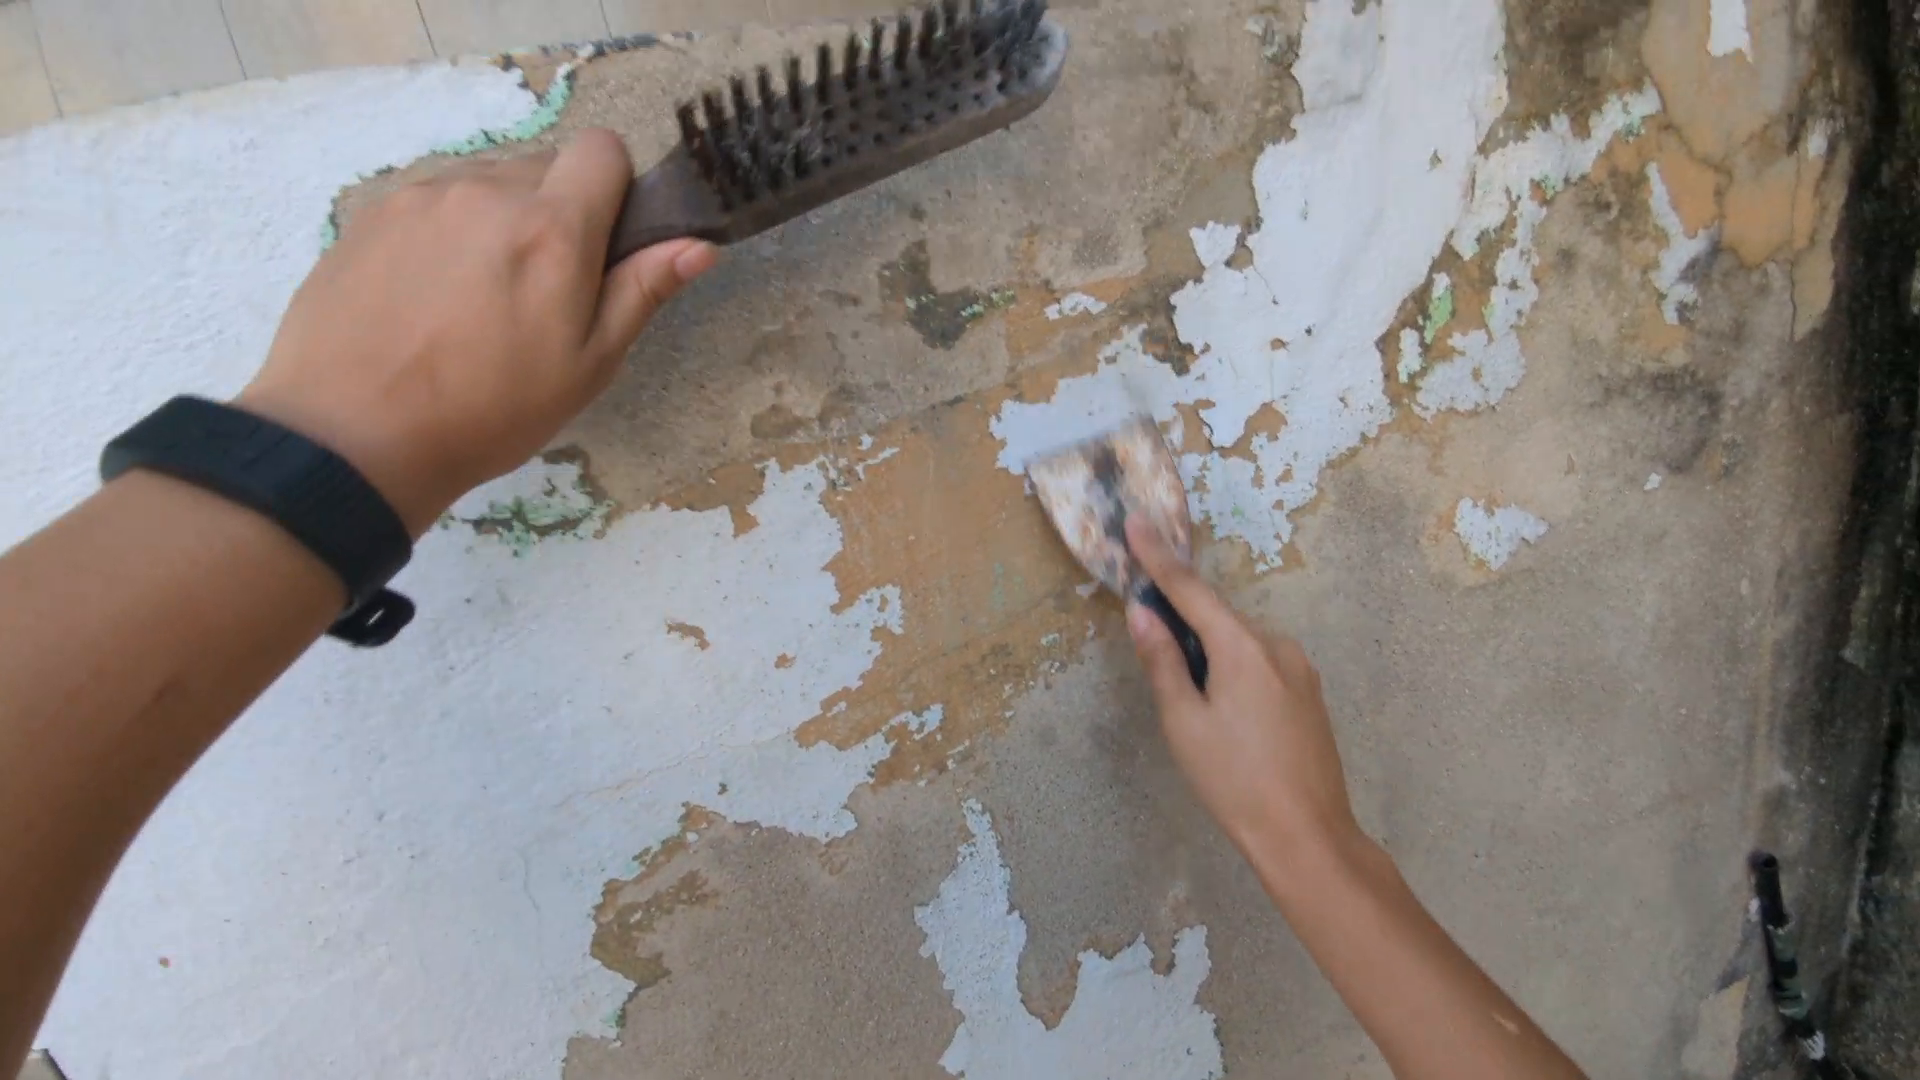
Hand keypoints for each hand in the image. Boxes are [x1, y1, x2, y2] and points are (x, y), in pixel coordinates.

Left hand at [238, 129, 718, 534]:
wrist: (357, 433)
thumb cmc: (497, 409)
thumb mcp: (592, 362)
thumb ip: (643, 291)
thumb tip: (700, 245)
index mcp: (552, 229)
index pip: (602, 150)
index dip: (618, 189)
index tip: (609, 243)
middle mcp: (486, 191)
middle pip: (547, 168)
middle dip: (563, 214)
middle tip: (549, 290)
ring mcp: (421, 196)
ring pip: (491, 184)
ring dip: (508, 222)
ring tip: (488, 299)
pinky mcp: (372, 212)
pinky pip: (439, 201)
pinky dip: (457, 232)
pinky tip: (439, 296)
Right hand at [1124, 516, 1361, 860]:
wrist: (1308, 836)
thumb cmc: (1233, 779)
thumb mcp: (1184, 721)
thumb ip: (1163, 660)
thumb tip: (1142, 612)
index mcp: (1243, 647)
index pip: (1190, 590)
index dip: (1158, 557)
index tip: (1136, 522)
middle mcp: (1278, 645)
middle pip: (1217, 619)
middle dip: (1183, 626)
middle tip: (1160, 666)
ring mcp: (1300, 669)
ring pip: (1239, 643)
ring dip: (1210, 655)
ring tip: (1198, 711)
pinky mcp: (1310, 692)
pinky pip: (1260, 663)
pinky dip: (1233, 669)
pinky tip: (1228, 716)